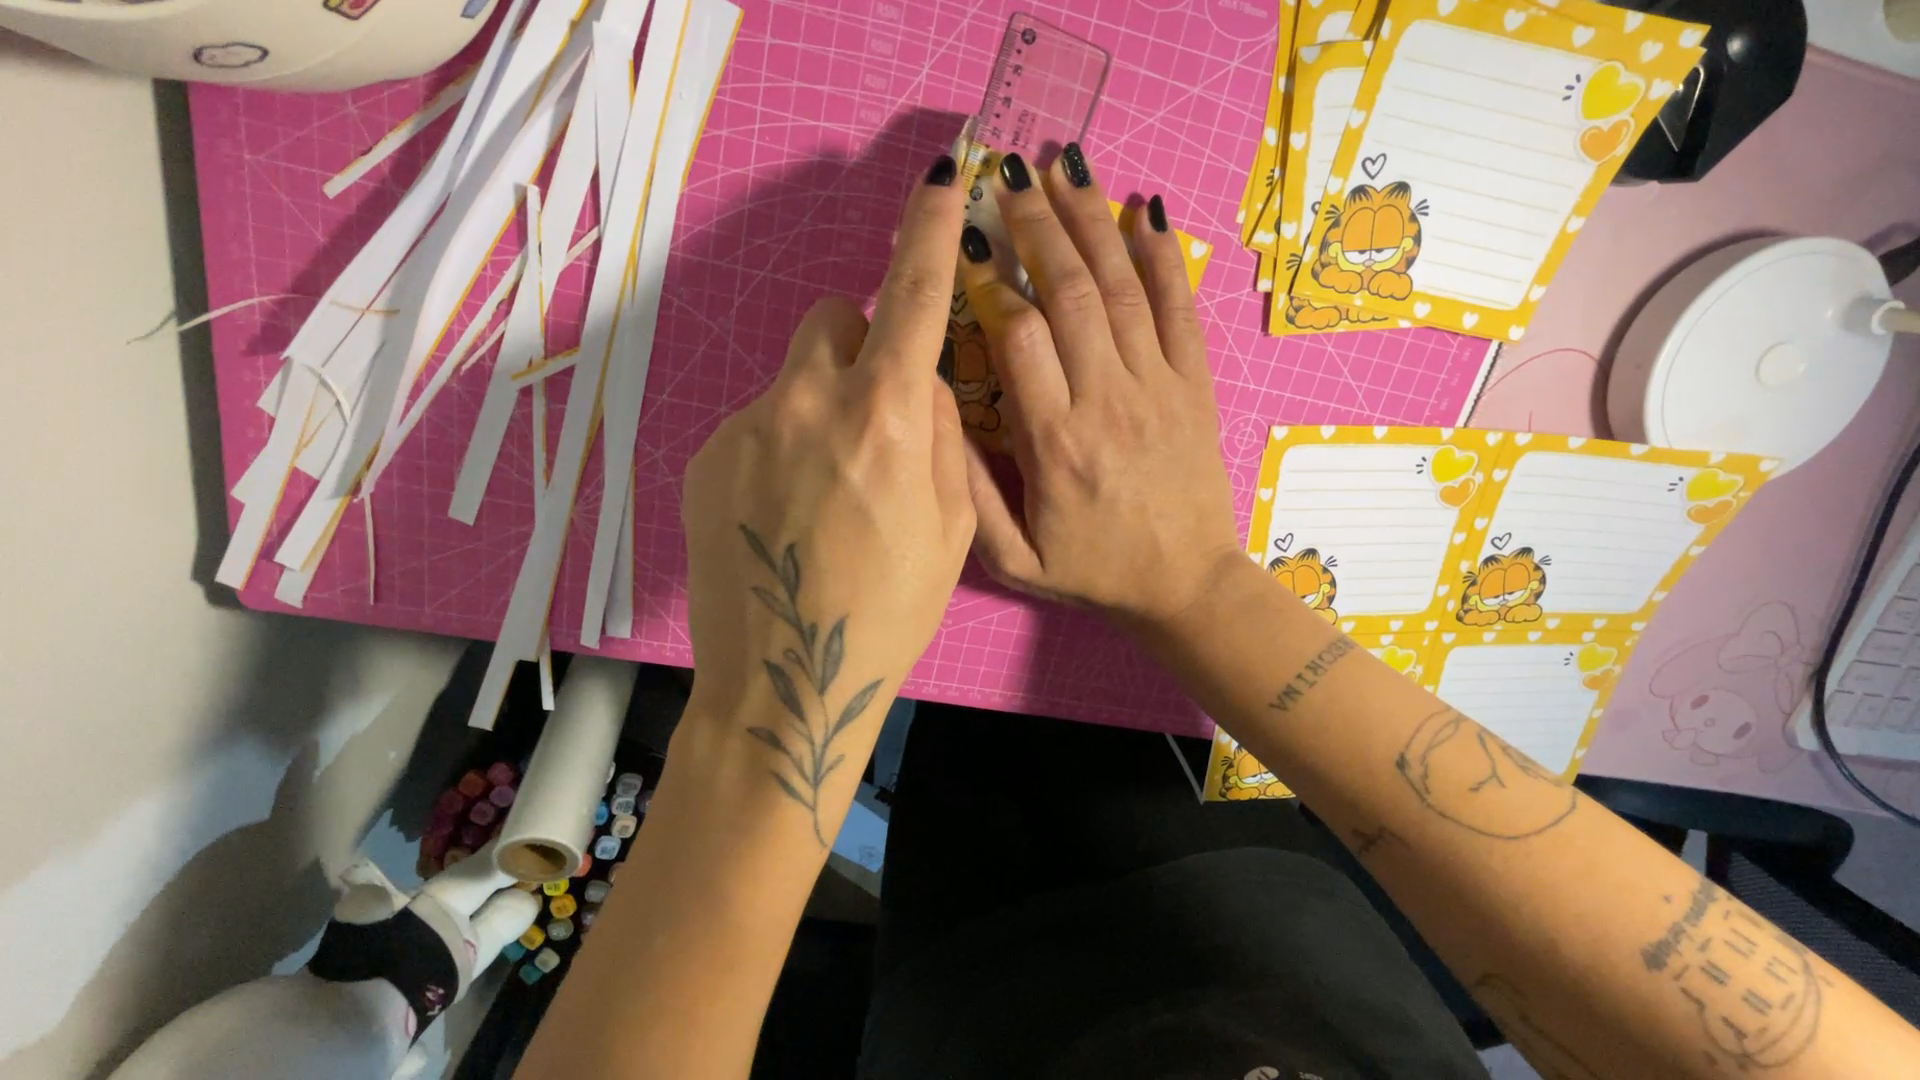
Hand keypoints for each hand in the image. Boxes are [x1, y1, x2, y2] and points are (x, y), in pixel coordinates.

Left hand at [679, 156, 973, 810]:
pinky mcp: (707, 456)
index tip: (944, 181)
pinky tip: (785, 513)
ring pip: (793, 378)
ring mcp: (746, 426)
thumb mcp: (953, 527)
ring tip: (826, 487)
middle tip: (876, 414)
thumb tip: (924, 378)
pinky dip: (780, 445)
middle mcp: (807, 401)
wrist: (785, 681)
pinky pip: (757, 422)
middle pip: (833, 319)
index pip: (913, 295)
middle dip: (862, 346)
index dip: (931, 231)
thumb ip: (943, 432)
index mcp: (885, 416)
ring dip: (819, 402)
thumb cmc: (889, 612)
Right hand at [958, 147, 1239, 627]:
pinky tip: (1143, 211)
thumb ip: (970, 491)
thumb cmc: (1093, 573)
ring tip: (1063, 168)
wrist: (1185, 587)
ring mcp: (1158, 388)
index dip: (991, 284)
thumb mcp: (1013, 560)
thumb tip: (934, 417)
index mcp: (1055, 444)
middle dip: (1036, 227)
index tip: (969, 247)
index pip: (1020, 338)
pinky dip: (1163, 257)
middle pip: (1071, 294)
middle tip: (1008, 176)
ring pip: (1122, 288)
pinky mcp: (1193, 386)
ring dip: (1090, 222)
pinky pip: (1180, 310)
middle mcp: (1107, 403)